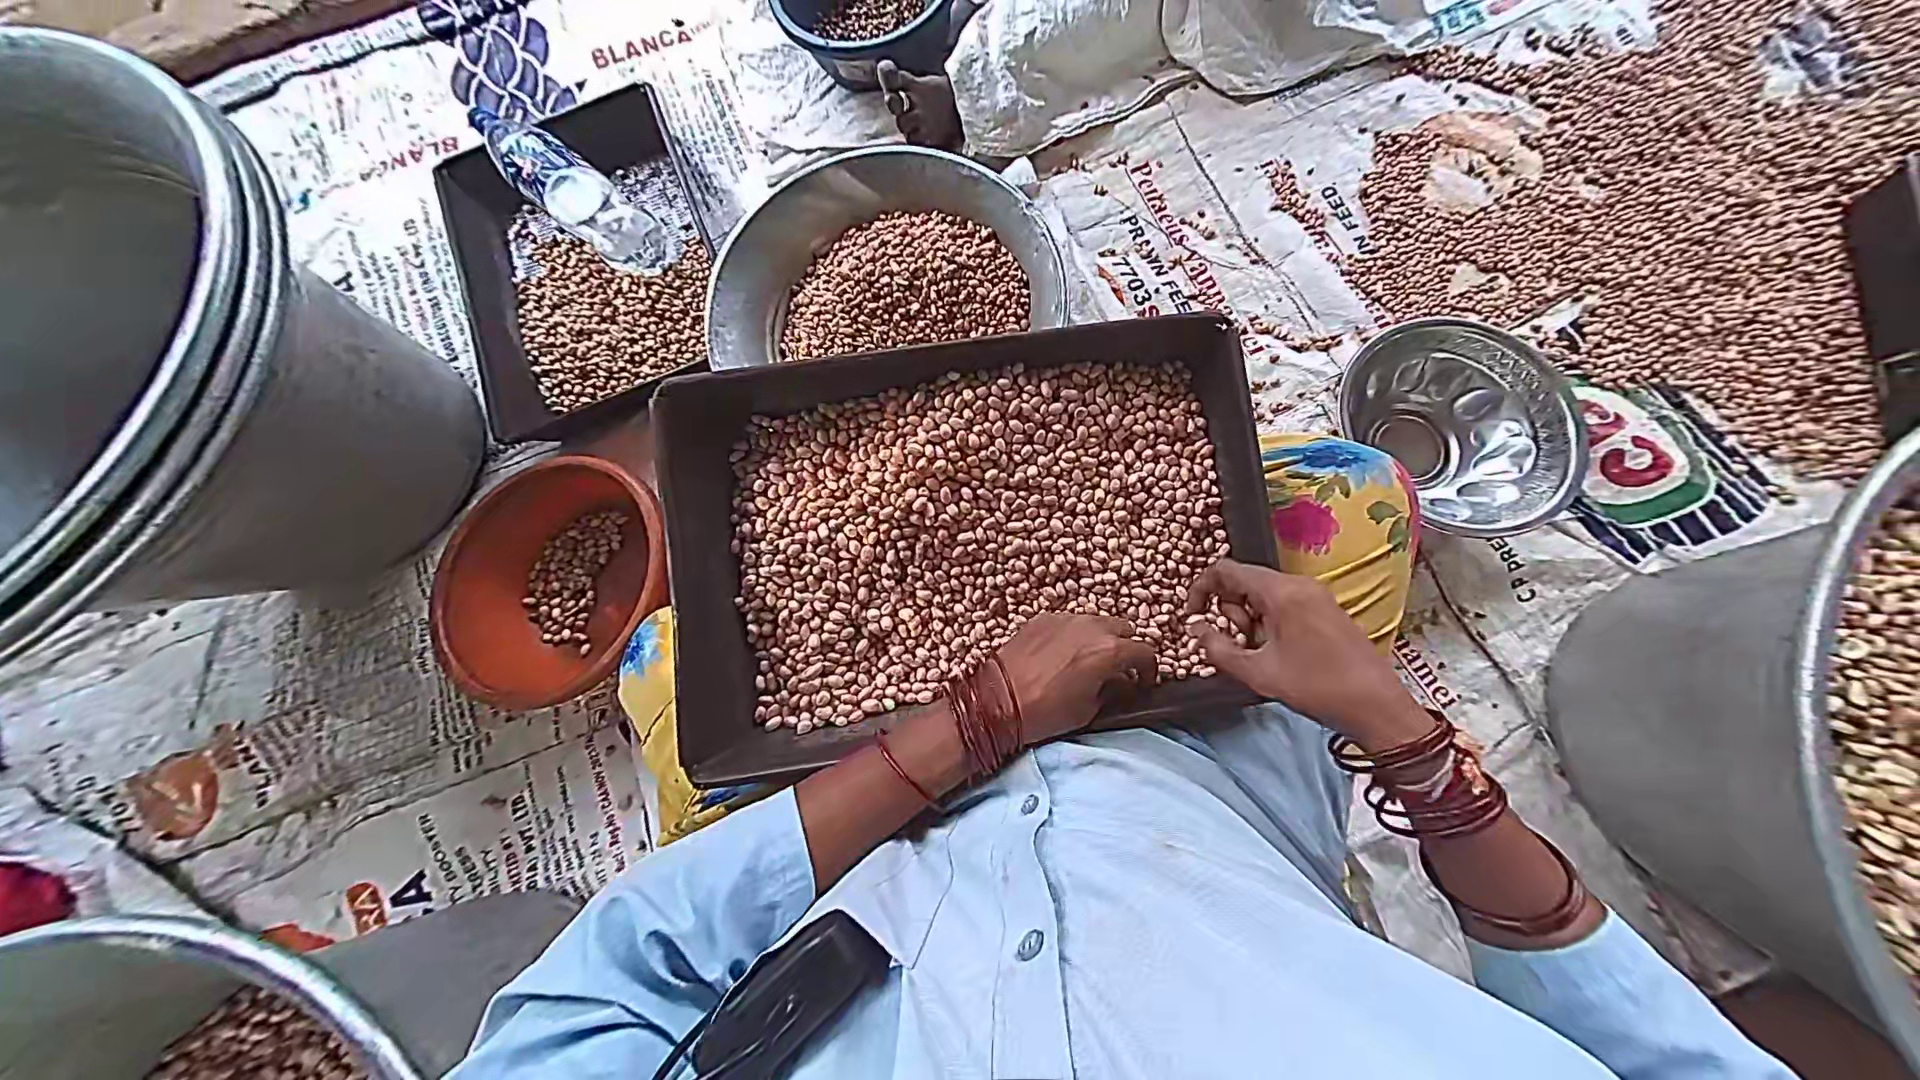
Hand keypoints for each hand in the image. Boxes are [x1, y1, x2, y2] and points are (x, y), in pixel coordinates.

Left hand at [995, 614, 1157, 744]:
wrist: (998, 699)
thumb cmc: (1046, 711)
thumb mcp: (1089, 709)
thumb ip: (1113, 690)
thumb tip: (1122, 683)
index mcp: (1109, 650)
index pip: (1145, 652)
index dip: (1148, 670)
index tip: (1142, 683)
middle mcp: (1091, 626)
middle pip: (1124, 630)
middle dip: (1126, 649)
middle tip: (1118, 670)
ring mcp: (1064, 618)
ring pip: (1096, 622)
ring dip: (1101, 638)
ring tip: (1089, 661)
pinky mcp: (1042, 618)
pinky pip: (1070, 622)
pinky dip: (1074, 634)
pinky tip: (1063, 654)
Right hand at [1184, 559, 1432, 749]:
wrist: (1378, 708)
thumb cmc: (1316, 688)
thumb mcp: (1257, 672)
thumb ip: (1216, 648)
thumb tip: (1195, 629)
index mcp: (1281, 592)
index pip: (1225, 570)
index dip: (1201, 590)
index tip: (1194, 616)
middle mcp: (1298, 584)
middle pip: (1243, 582)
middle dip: (1229, 611)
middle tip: (1238, 644)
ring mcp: (1315, 594)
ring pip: (1261, 594)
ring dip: (1248, 620)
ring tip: (1260, 652)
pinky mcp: (1324, 607)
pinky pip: (1281, 602)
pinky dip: (1267, 622)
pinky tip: (1277, 651)